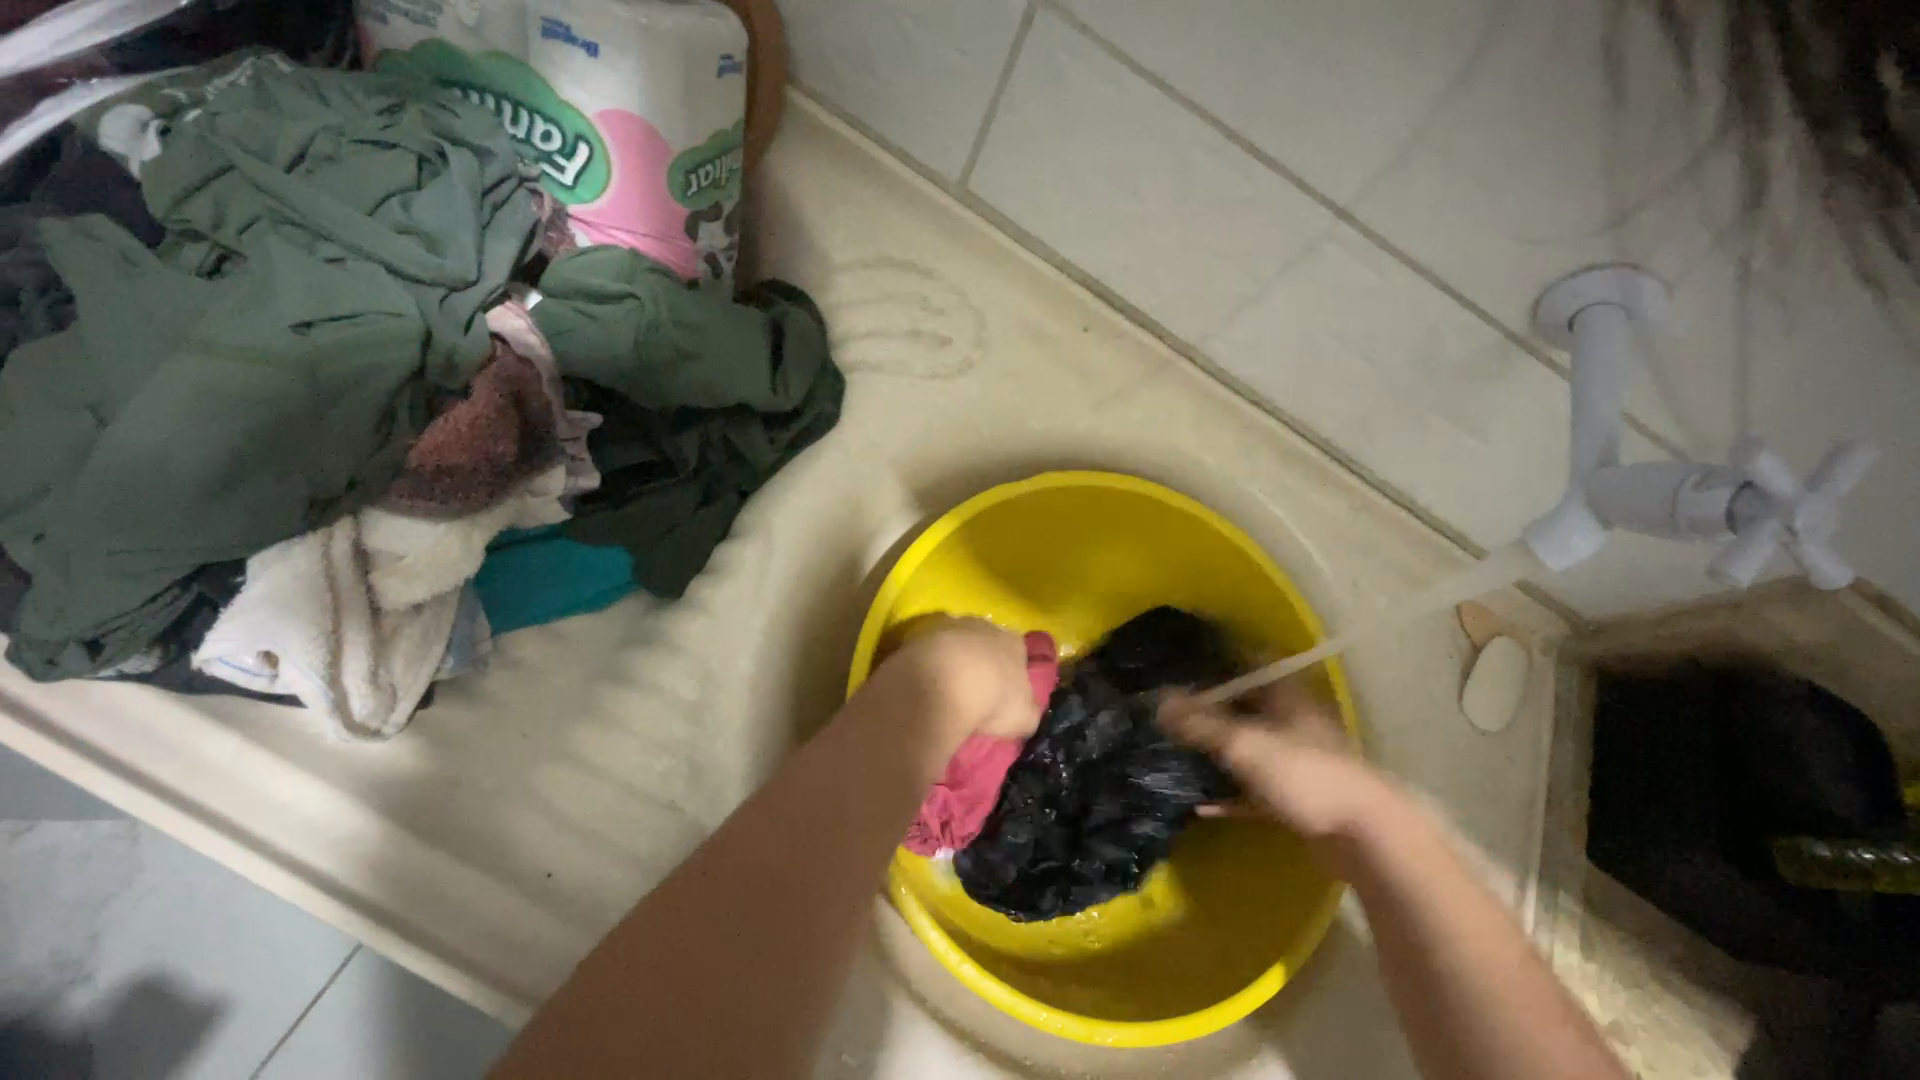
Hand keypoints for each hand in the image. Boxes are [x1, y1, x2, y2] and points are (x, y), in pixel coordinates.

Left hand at [868, 616, 1043, 742]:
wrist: (944, 683)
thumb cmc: (993, 699)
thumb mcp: (1024, 718)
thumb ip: (1027, 712)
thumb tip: (1024, 714)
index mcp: (1014, 641)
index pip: (1018, 651)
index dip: (1011, 670)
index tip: (1002, 692)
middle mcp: (984, 625)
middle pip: (985, 642)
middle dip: (980, 661)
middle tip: (973, 690)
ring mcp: (949, 626)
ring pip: (954, 642)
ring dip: (951, 660)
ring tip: (944, 689)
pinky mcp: (918, 634)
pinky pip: (927, 651)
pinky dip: (927, 664)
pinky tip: (923, 684)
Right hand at [1159, 678, 1392, 846]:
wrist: (1365, 837)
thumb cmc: (1306, 775)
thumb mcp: (1245, 744)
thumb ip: (1201, 724)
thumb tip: (1158, 701)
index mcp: (1288, 697)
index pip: (1252, 662)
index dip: (1221, 656)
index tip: (1186, 658)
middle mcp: (1293, 723)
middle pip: (1247, 707)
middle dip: (1210, 709)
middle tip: (1169, 710)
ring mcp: (1297, 763)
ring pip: (1249, 750)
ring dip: (1217, 754)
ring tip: (1175, 753)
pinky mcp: (1297, 800)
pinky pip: (1253, 791)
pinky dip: (1228, 795)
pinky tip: (1199, 803)